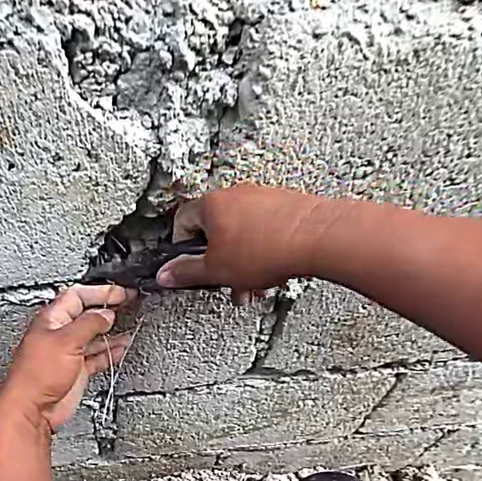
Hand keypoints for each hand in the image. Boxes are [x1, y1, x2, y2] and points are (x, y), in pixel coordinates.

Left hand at [0, 284, 133, 431]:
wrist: (32, 409)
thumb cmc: (36, 375)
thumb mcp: (66, 341)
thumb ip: (89, 324)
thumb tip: (106, 314)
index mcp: (52, 319)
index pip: (78, 295)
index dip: (100, 292)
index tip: (120, 292)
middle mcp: (59, 334)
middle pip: (87, 314)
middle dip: (108, 308)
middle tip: (127, 304)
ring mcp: (68, 353)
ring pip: (94, 336)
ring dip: (112, 331)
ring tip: (129, 325)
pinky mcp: (75, 371)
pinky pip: (96, 357)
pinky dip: (109, 352)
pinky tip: (120, 349)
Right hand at [155, 185, 338, 300]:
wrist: (315, 238)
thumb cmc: (268, 248)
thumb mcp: (217, 271)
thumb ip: (187, 273)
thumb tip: (166, 275)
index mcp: (211, 204)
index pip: (182, 222)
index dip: (183, 249)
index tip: (190, 266)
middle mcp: (236, 195)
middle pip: (215, 232)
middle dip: (220, 263)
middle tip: (226, 282)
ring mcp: (262, 199)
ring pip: (242, 235)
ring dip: (243, 263)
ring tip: (254, 285)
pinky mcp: (284, 207)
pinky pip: (265, 232)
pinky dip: (264, 252)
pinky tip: (273, 272)